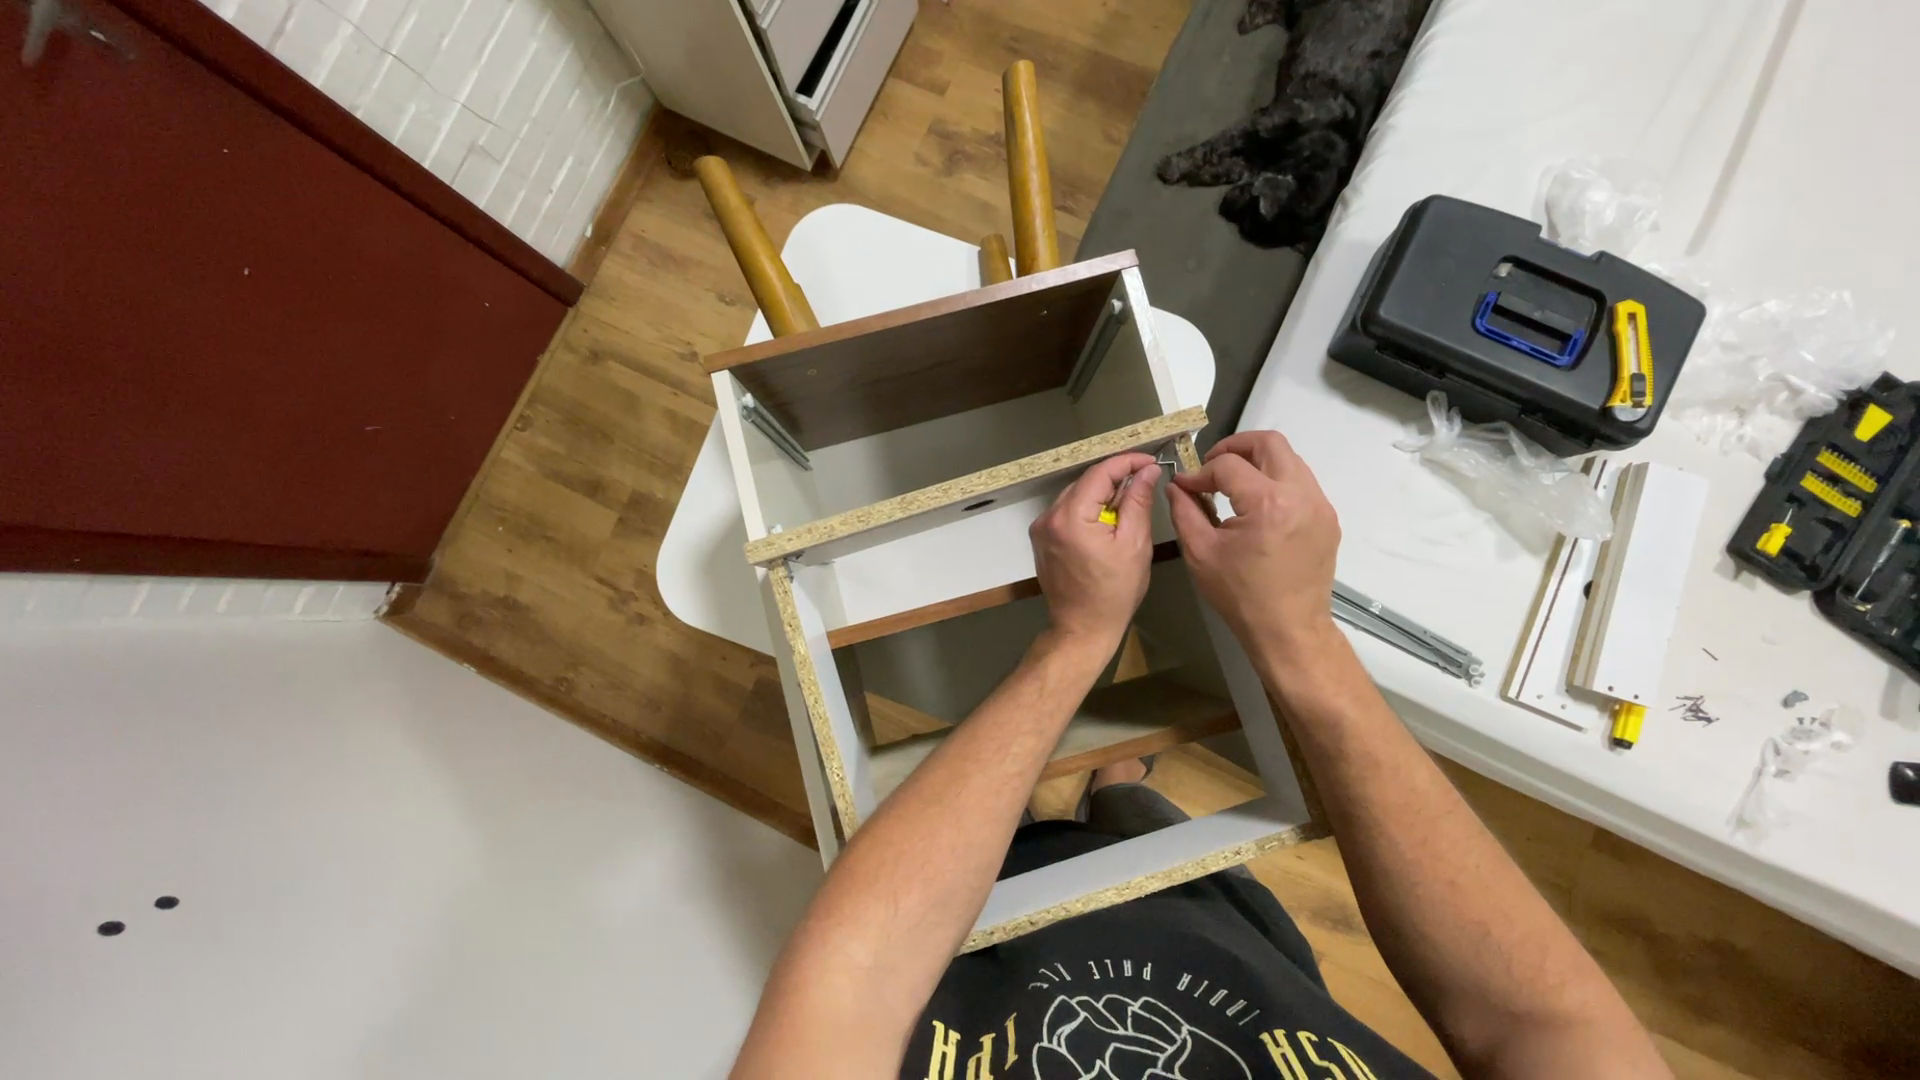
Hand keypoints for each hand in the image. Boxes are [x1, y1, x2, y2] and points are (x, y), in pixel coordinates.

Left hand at [1029, 453, 1161, 654]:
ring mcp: (1041, 528)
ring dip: (1102, 494)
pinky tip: (1108, 519)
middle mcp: (1048, 517)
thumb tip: (1147, 471)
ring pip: (1075, 495)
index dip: (1127, 462)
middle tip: (1145, 481)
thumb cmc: (1114, 592)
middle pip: (1085, 482)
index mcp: (1070, 518)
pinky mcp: (1041, 538)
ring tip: (1130, 502)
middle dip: (1115, 478)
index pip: (1099, 473)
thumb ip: (1138, 502)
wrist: (1082, 628)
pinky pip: (1067, 512)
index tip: (1150, 461)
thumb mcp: (1134, 544)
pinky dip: (1088, 509)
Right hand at [1166, 431, 1339, 649]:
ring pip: (1289, 459)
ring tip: (1232, 483)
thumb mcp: (1201, 552)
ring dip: (1258, 462)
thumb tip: (1177, 485)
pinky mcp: (1327, 518)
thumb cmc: (1240, 595)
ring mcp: (1320, 505)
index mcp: (1268, 503)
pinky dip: (1275, 481)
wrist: (1289, 629)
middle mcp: (1301, 495)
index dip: (1201, 472)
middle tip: (1212, 464)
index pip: (1228, 465)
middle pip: (1269, 442)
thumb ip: (1184, 511)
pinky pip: (1301, 482)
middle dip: (1235, 446)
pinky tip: (1255, 505)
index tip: (1186, 487)